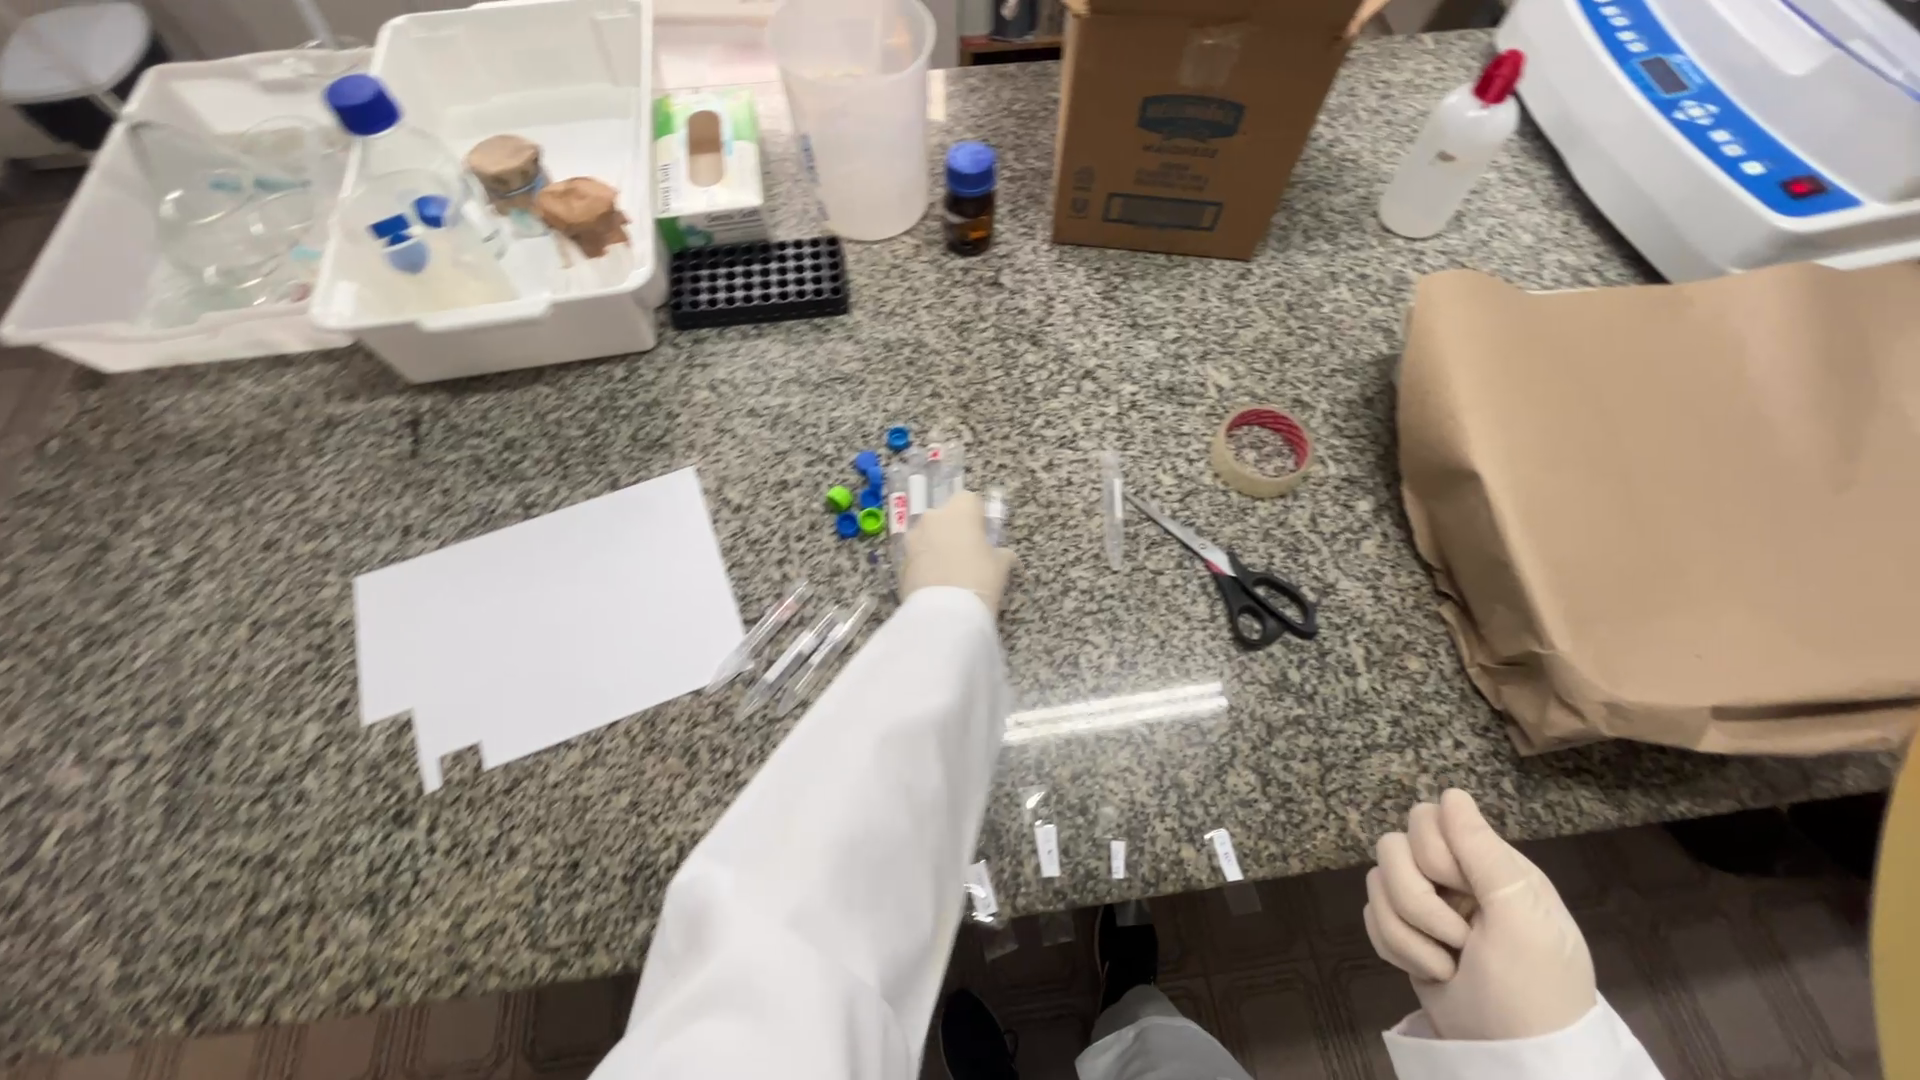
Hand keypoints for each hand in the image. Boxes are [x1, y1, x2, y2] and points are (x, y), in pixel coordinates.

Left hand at [902, 490, 1015, 614]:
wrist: (945, 612)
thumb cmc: (980, 579)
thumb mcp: (1001, 566)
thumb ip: (1001, 553)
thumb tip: (1002, 554)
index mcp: (960, 510)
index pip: (969, 500)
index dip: (976, 516)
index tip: (982, 534)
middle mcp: (932, 517)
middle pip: (944, 516)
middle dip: (953, 529)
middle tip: (965, 552)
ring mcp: (912, 538)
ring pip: (927, 535)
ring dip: (935, 545)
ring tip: (948, 570)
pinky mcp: (900, 560)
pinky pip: (916, 555)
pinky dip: (924, 563)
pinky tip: (935, 583)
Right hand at [1363, 789, 1595, 1040]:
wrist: (1514, 1061)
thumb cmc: (1532, 990)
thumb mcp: (1522, 921)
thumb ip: (1485, 852)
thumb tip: (1452, 792)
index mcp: (1490, 865)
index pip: (1427, 818)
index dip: (1433, 853)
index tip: (1463, 890)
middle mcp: (1455, 878)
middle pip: (1392, 848)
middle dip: (1418, 901)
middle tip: (1460, 936)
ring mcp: (1427, 906)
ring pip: (1376, 884)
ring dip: (1408, 933)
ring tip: (1447, 963)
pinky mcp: (1403, 934)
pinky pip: (1371, 916)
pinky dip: (1396, 948)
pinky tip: (1430, 970)